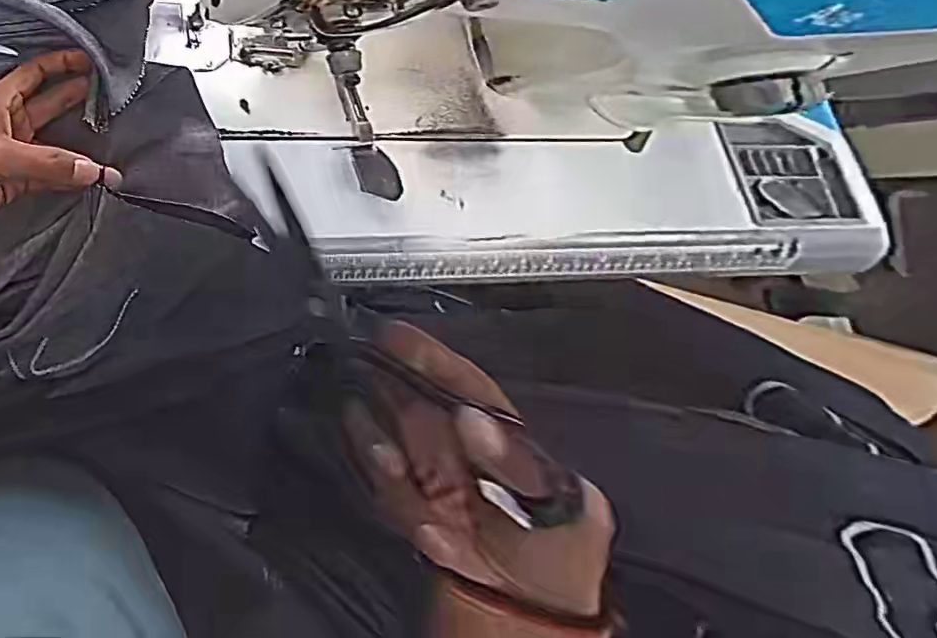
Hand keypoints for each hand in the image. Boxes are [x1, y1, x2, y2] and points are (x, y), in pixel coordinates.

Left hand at [0, 50, 121, 263]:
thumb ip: (48, 163)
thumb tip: (94, 171)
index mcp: (1, 100)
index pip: (38, 72)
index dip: (63, 63)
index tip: (94, 60)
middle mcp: (10, 121)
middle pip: (52, 103)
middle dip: (81, 99)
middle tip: (117, 97)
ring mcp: (14, 151)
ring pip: (56, 142)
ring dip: (81, 143)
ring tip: (117, 136)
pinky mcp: (16, 180)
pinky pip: (50, 173)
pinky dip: (71, 176)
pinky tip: (95, 176)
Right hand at [343, 322, 613, 617]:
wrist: (518, 600)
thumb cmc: (553, 547)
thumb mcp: (564, 510)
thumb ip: (518, 464)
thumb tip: (472, 419)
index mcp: (490, 424)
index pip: (457, 378)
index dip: (426, 353)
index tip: (394, 334)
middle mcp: (444, 429)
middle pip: (403, 392)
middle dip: (387, 392)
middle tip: (385, 403)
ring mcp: (413, 455)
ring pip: (375, 425)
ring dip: (375, 440)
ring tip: (393, 464)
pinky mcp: (390, 485)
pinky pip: (372, 473)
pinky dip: (385, 486)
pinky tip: (413, 508)